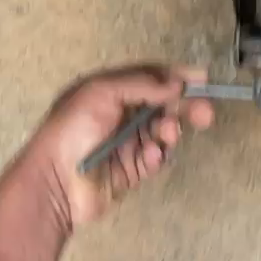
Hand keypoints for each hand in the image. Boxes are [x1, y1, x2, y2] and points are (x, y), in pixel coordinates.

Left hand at [3, 65, 216, 234]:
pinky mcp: (130, 170)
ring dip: (169, 131)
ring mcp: (125, 142)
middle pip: (161, 104)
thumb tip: (176, 84)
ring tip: (168, 135)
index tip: (202, 79)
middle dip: (184, 106)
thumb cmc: (74, 129)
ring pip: (161, 131)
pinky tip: (150, 158)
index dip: (175, 76)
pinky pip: (154, 158)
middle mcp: (119, 113)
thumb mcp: (102, 92)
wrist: (55, 183)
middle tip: (206, 113)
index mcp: (109, 89)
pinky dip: (157, 156)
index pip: (149, 77)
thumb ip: (141, 85)